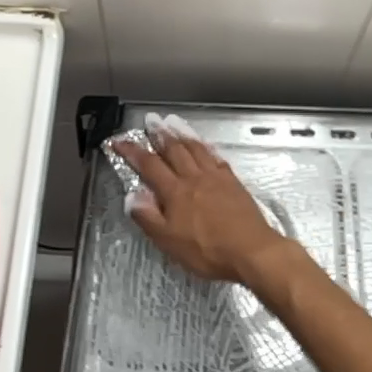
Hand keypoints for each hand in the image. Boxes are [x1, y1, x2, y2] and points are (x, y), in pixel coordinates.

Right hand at [111, 120, 294, 283]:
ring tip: (173, 123)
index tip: (119, 142)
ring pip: (195, 149)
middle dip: (160, 134)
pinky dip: (206, 147)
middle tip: (151, 120)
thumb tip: (131, 197)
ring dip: (182, 134)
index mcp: (175, 192)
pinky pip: (216, 157)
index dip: (132, 152)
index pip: (149, 165)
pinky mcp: (233, 182)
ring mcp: (216, 178)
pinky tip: (204, 144)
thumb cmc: (208, 251)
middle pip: (174, 150)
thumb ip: (149, 217)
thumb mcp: (169, 241)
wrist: (252, 251)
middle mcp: (194, 178)